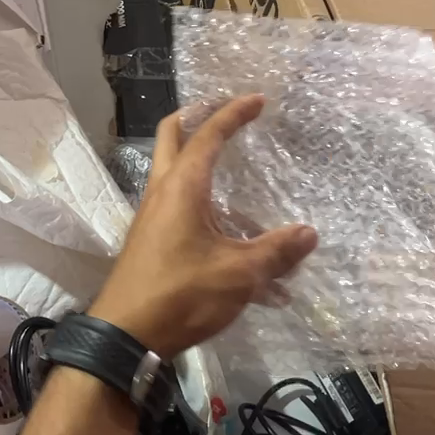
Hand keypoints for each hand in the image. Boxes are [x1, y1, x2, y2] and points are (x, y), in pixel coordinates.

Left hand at [90, 96, 317, 357]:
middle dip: (198, 117)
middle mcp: (163, 191)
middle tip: (226, 113)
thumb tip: (308, 233)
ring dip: (207, 171)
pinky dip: (209, 214)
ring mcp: (154, 215)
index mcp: (182, 186)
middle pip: (173, 136)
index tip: (257, 99)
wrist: (125, 334)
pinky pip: (183, 211)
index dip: (233, 114)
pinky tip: (242, 252)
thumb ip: (275, 252)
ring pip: (178, 175)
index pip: (208, 135)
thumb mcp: (238, 275)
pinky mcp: (153, 239)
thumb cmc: (181, 294)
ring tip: (249, 195)